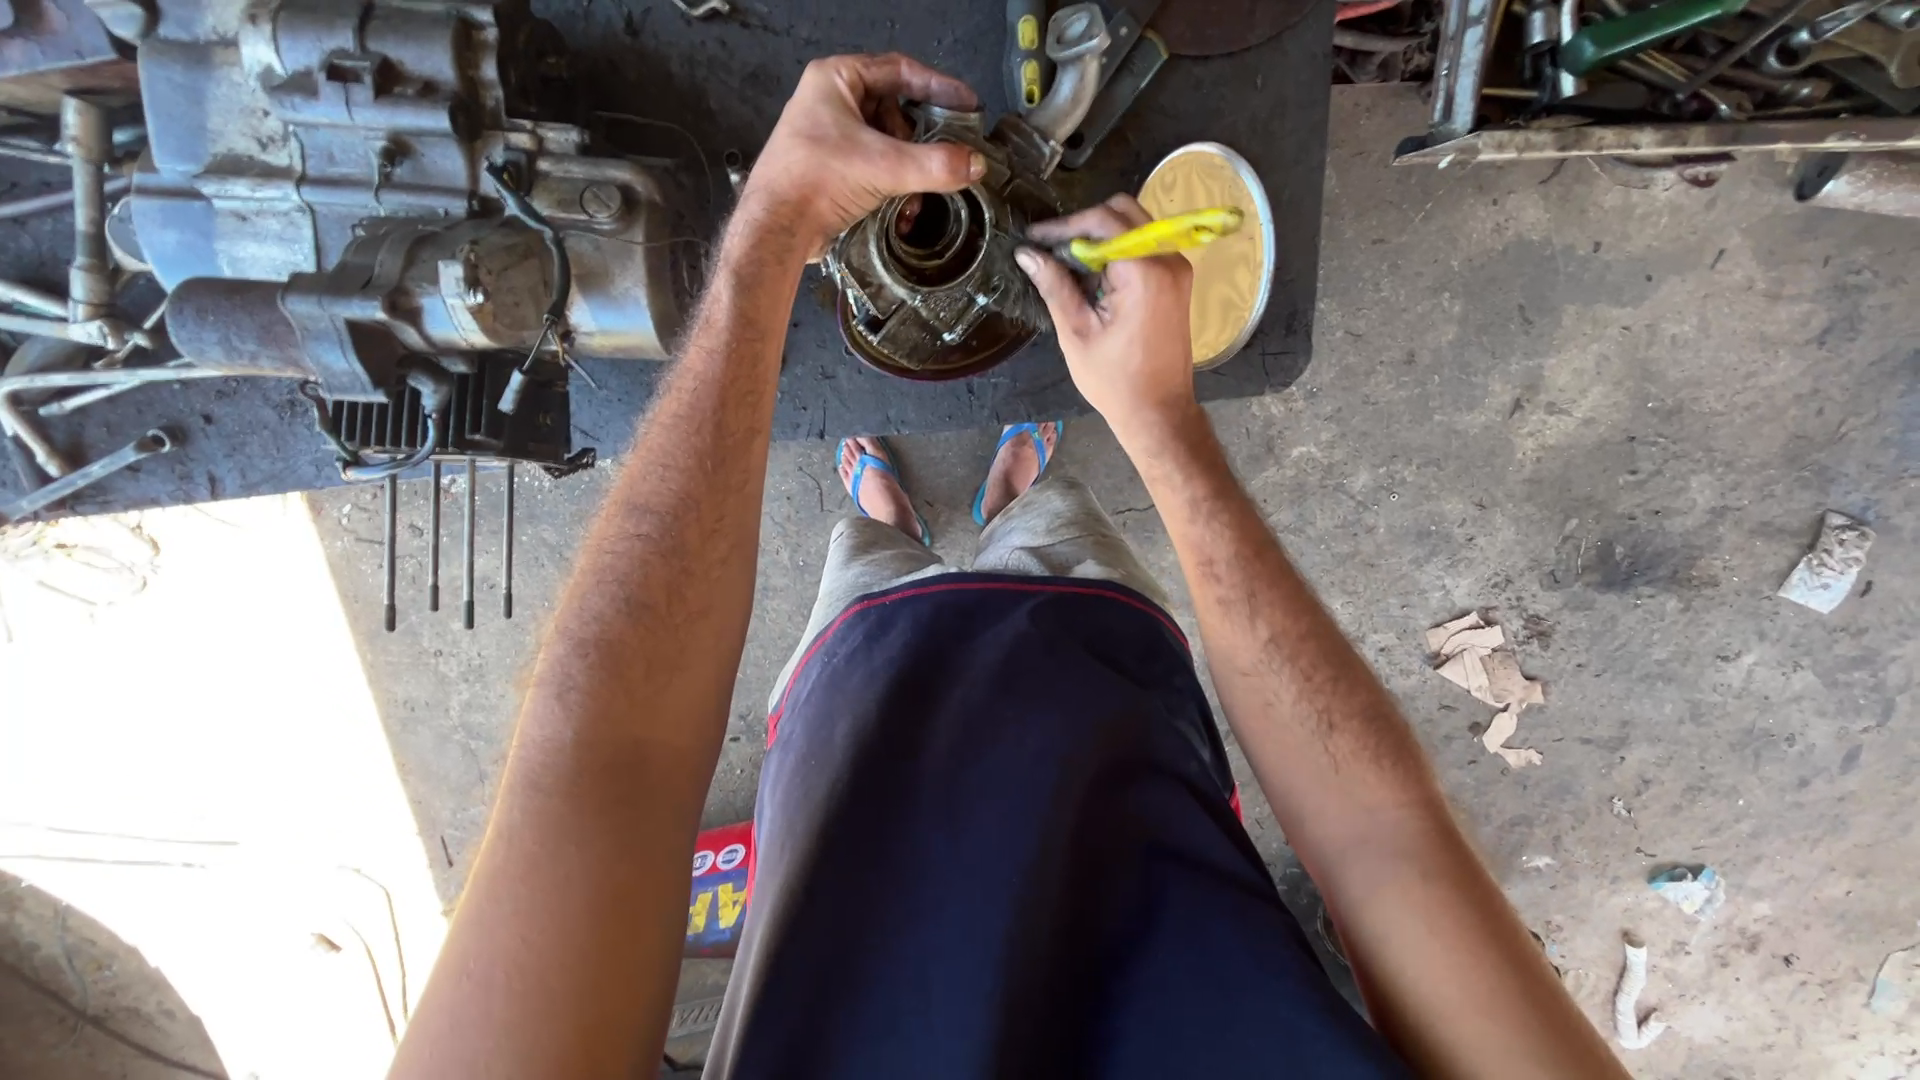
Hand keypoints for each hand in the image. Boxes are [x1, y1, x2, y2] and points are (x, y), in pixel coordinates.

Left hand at [742, 54, 986, 258]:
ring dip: (908, 174)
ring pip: (886, 145)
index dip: (938, 86)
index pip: (899, 71)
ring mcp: (830, 137)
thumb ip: (935, 164)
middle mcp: (831, 102)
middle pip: (896, 112)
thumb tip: (976, 164)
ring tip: (915, 198)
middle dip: (919, 143)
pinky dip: (892, 188)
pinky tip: (900, 212)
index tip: (967, 105)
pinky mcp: (831, 170)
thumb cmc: (819, 180)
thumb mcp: (885, 166)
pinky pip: (873, 169)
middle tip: (940, 159)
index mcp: (836, 79)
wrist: (777, 228)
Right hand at [1017, 195, 1198, 448]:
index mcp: (1144, 271)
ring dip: (1100, 236)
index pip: (1102, 221)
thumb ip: (1054, 286)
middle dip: (1084, 225)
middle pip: (1122, 212)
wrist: (1158, 410)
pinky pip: (1143, 246)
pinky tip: (1093, 276)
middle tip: (1051, 248)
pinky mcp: (1176, 280)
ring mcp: (1177, 268)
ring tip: (1068, 263)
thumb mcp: (1076, 332)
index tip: (1033, 238)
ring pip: (1134, 226)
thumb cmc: (1115, 380)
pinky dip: (1117, 250)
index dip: (1063, 225)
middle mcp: (1168, 259)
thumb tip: (1026, 254)